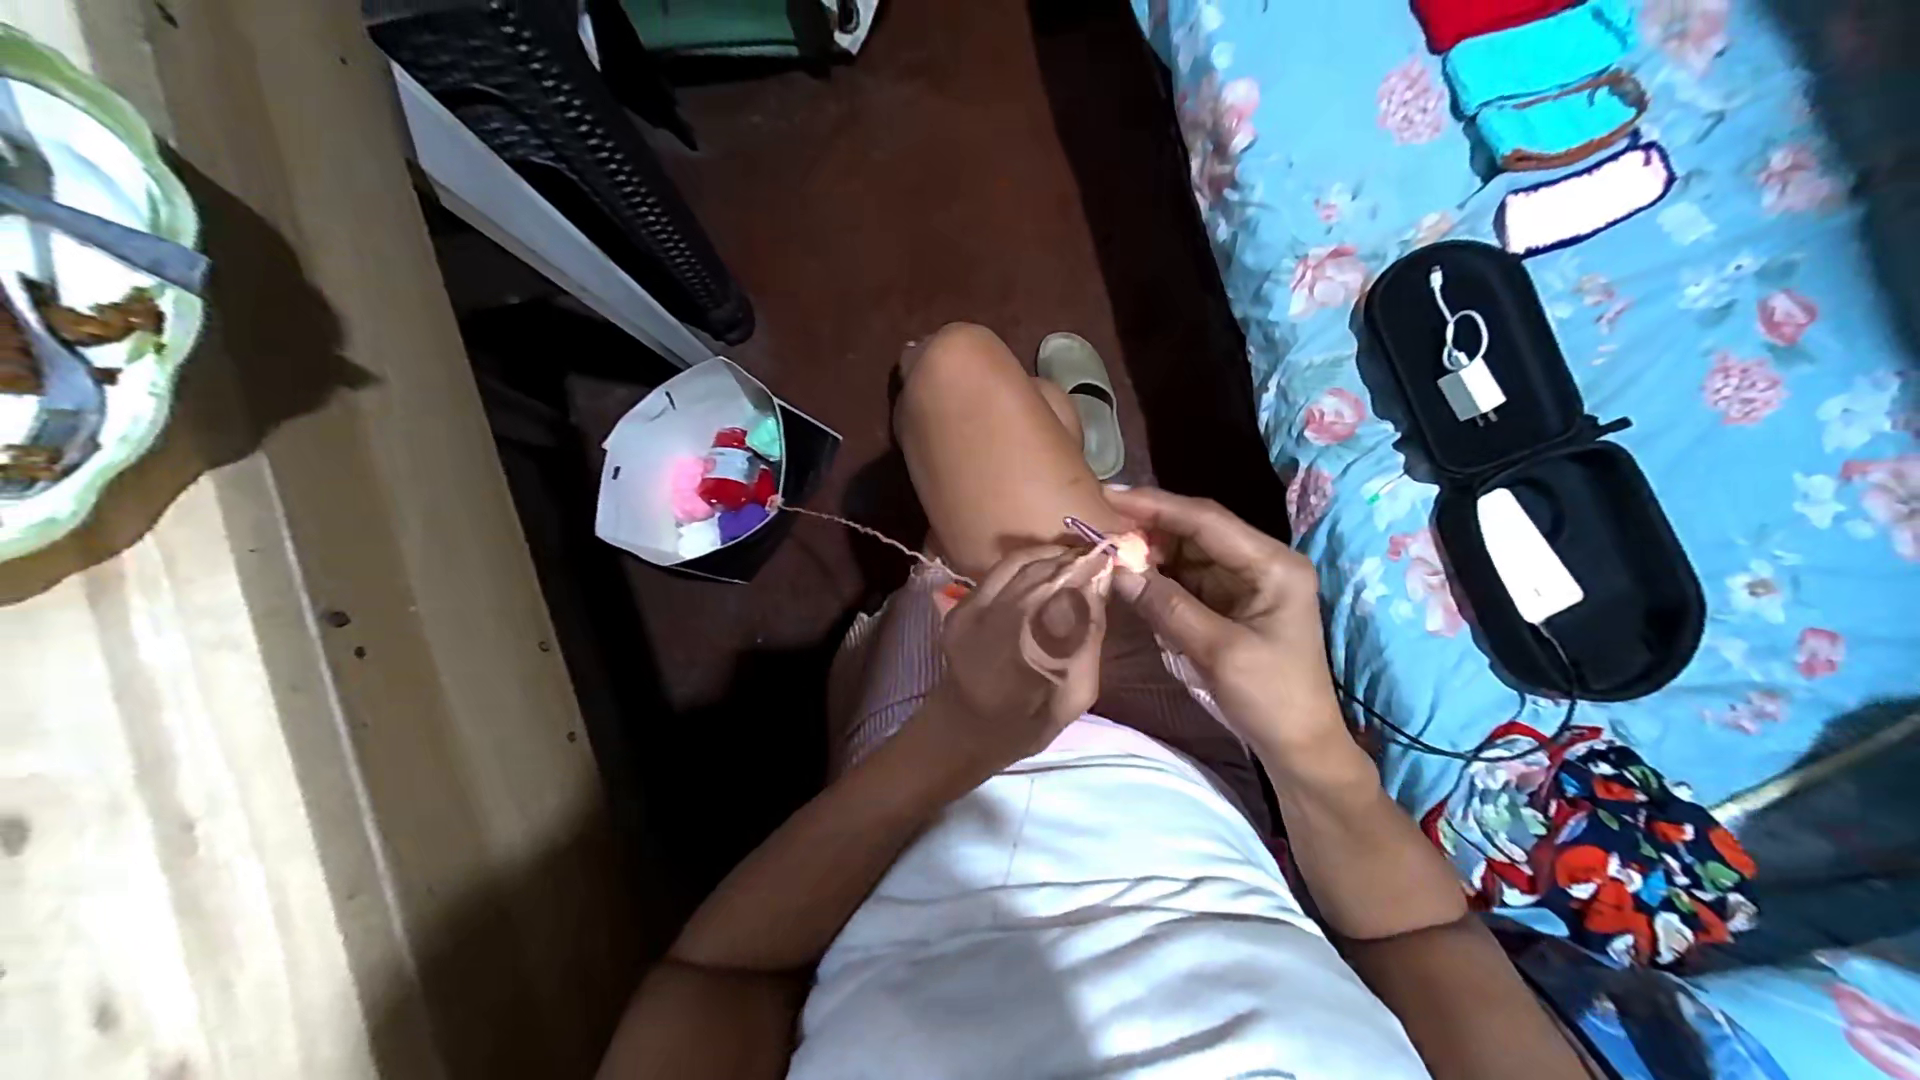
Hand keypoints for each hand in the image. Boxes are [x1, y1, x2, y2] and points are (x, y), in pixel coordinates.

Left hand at [929, 545, 1108, 775]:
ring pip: (1021, 565)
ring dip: (1053, 556)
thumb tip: (1099, 588)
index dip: (1091, 573)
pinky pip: (1000, 570)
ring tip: (1076, 557)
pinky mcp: (961, 607)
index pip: (1070, 596)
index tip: (1112, 562)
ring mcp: (975, 612)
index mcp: (1035, 655)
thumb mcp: (1076, 697)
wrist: (963, 728)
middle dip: (1075, 561)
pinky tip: (1046, 563)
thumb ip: (1088, 642)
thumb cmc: (1028, 722)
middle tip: (1099, 556)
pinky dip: (1027, 560)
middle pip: (1046, 575)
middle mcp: (1001, 625)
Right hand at [1104, 486, 1348, 762]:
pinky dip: (1158, 576)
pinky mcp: (1229, 602)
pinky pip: (1186, 578)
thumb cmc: (1271, 697)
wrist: (1299, 746)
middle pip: (1197, 530)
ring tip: (1109, 547)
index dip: (1156, 506)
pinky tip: (1131, 574)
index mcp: (1272, 565)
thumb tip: (1117, 571)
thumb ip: (1167, 606)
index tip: (1110, 496)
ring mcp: (1244, 582)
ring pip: (1188, 552)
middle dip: (1150, 526)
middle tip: (1101, 524)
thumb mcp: (1218, 651)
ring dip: (1151, 550)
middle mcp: (1261, 563)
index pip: (1207, 521)